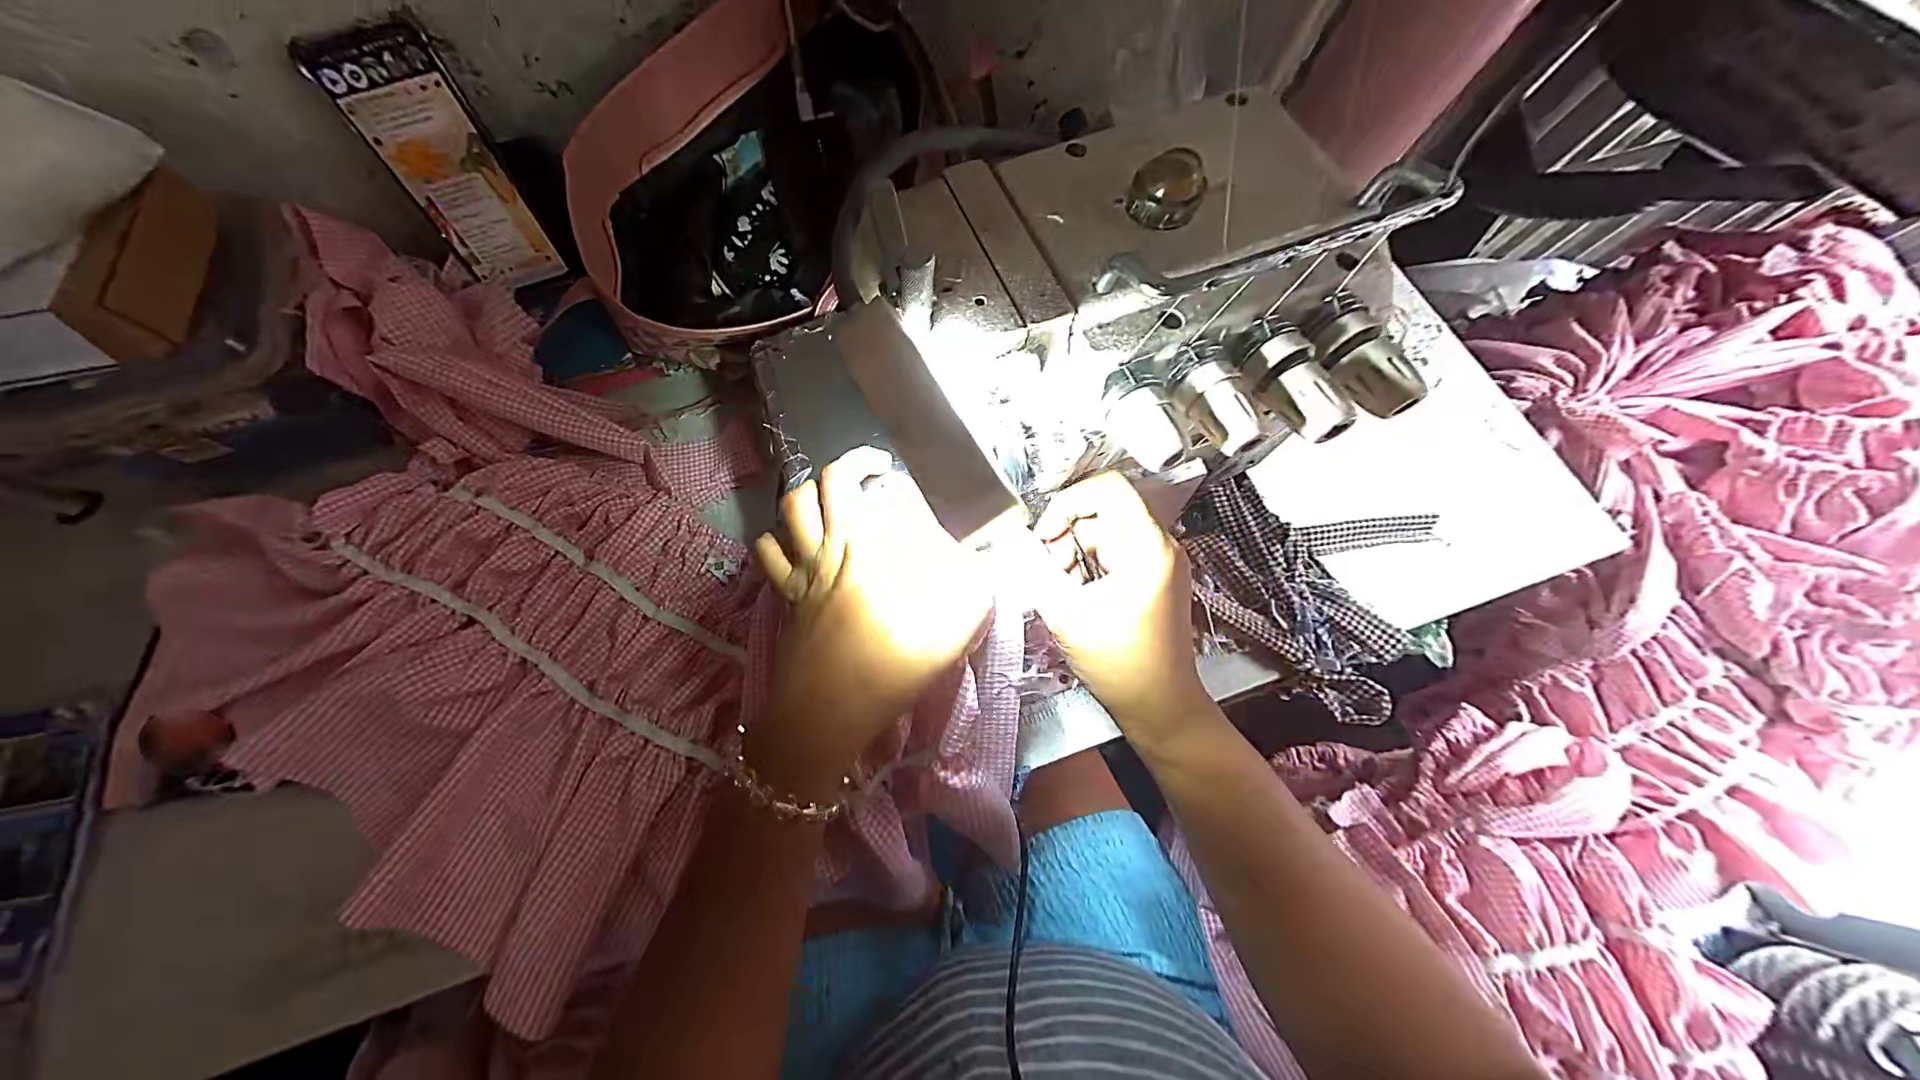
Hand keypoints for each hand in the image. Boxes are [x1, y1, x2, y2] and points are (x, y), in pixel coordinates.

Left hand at [751, 447, 990, 797]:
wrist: (824, 718)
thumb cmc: (884, 677)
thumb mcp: (944, 638)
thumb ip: (970, 595)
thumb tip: (983, 566)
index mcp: (861, 554)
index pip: (854, 488)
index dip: (867, 466)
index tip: (887, 469)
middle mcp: (825, 553)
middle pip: (816, 489)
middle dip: (842, 467)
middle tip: (867, 470)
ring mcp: (798, 575)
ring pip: (788, 513)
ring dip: (808, 495)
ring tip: (832, 500)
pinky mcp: (783, 598)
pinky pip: (768, 552)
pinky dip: (778, 535)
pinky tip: (796, 541)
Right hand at [1030, 472, 1212, 749]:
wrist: (1161, 707)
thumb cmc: (1124, 667)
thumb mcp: (1067, 616)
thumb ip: (1036, 574)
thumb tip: (1013, 547)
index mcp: (1147, 547)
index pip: (1107, 488)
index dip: (1067, 502)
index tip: (1045, 533)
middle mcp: (1159, 546)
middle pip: (1102, 512)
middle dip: (1065, 535)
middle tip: (1047, 569)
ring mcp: (1158, 563)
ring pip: (1104, 533)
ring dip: (1073, 554)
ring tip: (1060, 588)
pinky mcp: (1152, 579)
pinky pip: (1113, 554)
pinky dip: (1087, 567)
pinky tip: (1074, 595)